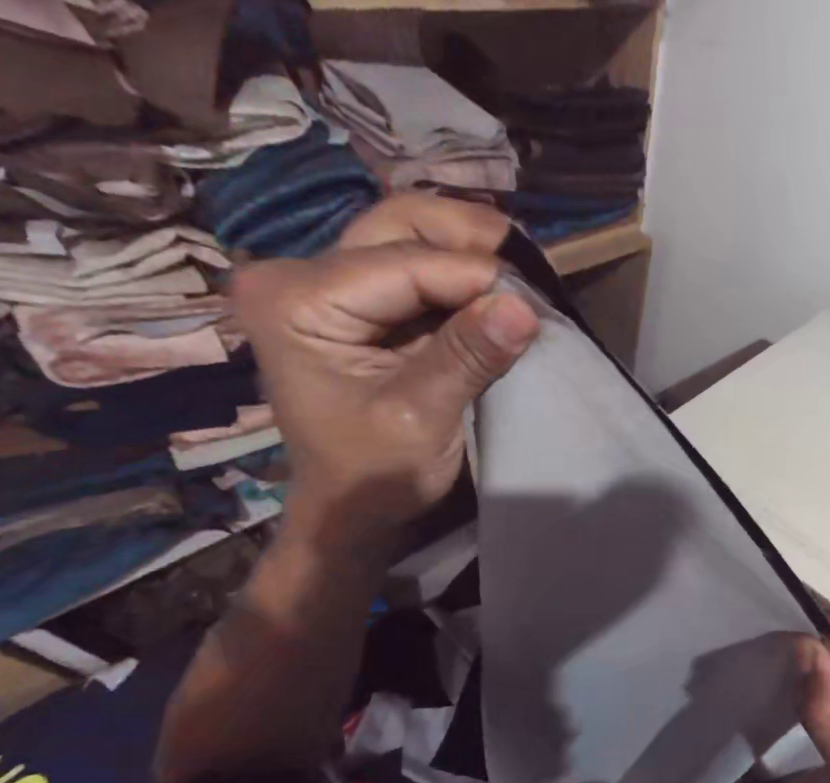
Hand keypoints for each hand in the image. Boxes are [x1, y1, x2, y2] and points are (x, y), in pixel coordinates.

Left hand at [230, 194, 539, 549]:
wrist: (348, 510)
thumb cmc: (371, 478)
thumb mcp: (420, 421)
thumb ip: (465, 358)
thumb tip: (524, 306)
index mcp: (295, 303)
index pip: (400, 264)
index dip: (472, 274)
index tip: (534, 294)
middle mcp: (299, 277)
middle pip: (396, 224)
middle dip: (467, 241)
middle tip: (529, 265)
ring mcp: (324, 284)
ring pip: (406, 234)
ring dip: (466, 250)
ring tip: (519, 272)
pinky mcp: (352, 300)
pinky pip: (411, 265)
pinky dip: (457, 273)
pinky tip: (496, 285)